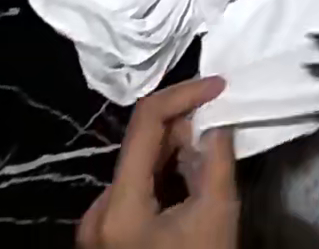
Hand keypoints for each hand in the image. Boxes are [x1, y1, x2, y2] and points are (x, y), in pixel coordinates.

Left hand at [76, 76, 237, 248]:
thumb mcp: (216, 214)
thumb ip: (217, 157)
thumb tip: (216, 120)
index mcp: (118, 205)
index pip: (146, 120)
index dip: (185, 92)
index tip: (221, 85)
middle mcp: (98, 210)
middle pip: (143, 141)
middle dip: (186, 123)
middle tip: (221, 124)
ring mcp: (99, 225)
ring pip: (142, 161)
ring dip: (179, 147)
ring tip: (211, 154)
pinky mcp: (108, 234)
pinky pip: (139, 183)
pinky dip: (168, 170)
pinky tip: (193, 178)